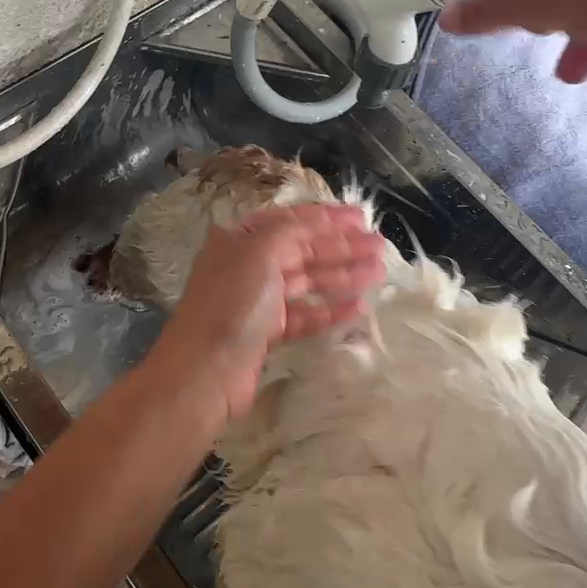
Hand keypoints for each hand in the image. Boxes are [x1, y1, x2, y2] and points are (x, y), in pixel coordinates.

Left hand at [152, 204, 384, 419]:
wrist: (205, 370)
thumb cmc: (231, 303)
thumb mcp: (259, 252)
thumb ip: (289, 231)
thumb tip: (315, 220)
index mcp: (239, 240)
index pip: (289, 221)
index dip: (326, 218)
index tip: (362, 217)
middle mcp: (247, 265)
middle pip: (301, 250)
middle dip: (341, 246)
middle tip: (381, 247)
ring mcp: (256, 301)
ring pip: (306, 282)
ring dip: (342, 275)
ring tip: (378, 273)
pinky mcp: (266, 333)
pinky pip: (304, 315)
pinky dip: (330, 310)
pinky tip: (358, 307)